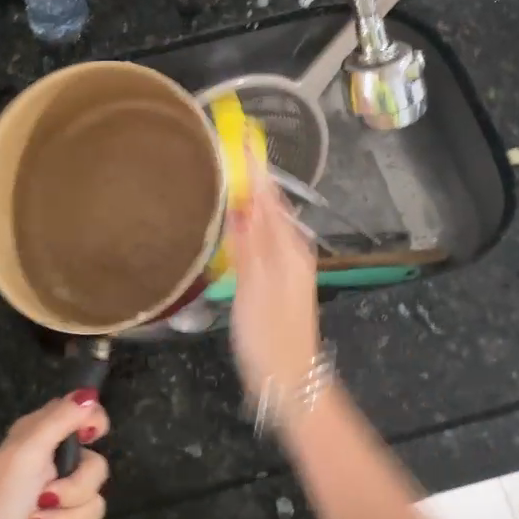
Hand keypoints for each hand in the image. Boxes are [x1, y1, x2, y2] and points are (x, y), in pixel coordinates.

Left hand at [0, 391, 110, 518]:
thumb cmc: (3, 497)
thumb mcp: (28, 450)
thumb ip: (61, 418)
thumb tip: (90, 393)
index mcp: (44, 436)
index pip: (86, 415)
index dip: (94, 424)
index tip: (88, 439)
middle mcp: (56, 464)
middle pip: (97, 469)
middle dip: (73, 492)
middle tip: (44, 498)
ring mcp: (62, 502)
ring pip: (95, 507)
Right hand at [227, 152, 319, 400]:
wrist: (291, 381)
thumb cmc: (270, 337)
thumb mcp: (254, 289)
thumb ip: (248, 244)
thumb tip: (242, 201)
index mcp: (287, 249)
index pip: (269, 197)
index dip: (255, 168)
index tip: (242, 138)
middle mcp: (291, 252)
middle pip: (270, 206)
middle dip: (251, 179)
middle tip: (228, 151)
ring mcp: (286, 267)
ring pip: (266, 222)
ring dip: (249, 200)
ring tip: (227, 178)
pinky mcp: (278, 281)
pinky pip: (263, 239)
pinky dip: (249, 224)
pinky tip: (234, 224)